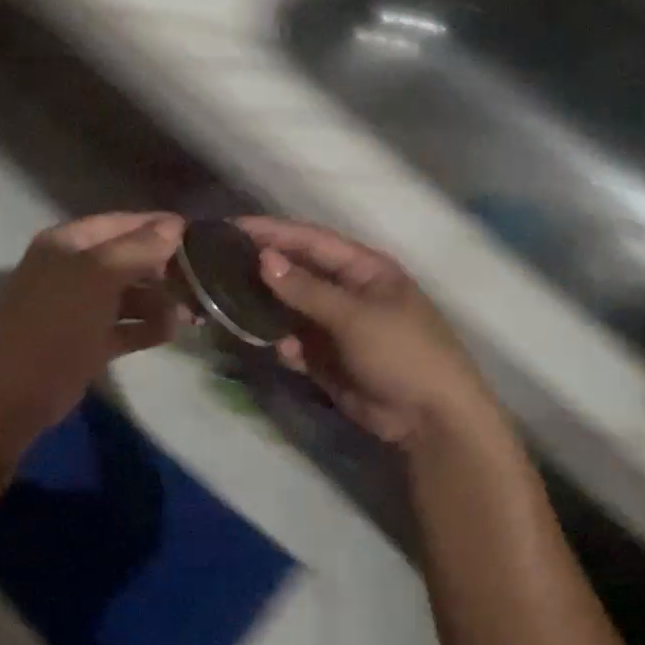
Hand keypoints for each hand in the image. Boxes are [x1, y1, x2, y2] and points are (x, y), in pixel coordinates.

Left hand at [0, 213, 183, 460]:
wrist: (10, 395)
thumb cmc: (52, 326)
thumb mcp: (94, 278)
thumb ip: (136, 249)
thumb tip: (174, 224)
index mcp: (67, 244)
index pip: (121, 223)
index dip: (160, 227)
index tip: (204, 237)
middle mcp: (72, 270)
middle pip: (129, 259)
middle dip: (166, 268)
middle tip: (208, 281)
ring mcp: (78, 309)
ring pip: (129, 295)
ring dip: (161, 301)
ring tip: (195, 313)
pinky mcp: (86, 343)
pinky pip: (124, 327)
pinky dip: (147, 328)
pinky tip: (174, 333)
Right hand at [239, 216, 496, 445]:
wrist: (428, 417)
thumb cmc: (402, 352)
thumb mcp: (354, 316)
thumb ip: (306, 289)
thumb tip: (263, 259)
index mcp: (364, 269)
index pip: (310, 241)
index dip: (272, 231)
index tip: (231, 227)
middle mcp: (347, 291)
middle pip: (295, 272)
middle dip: (261, 269)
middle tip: (216, 265)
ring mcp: (335, 326)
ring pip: (288, 309)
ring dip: (264, 309)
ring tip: (228, 305)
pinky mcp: (325, 358)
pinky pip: (293, 343)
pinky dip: (283, 345)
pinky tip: (280, 352)